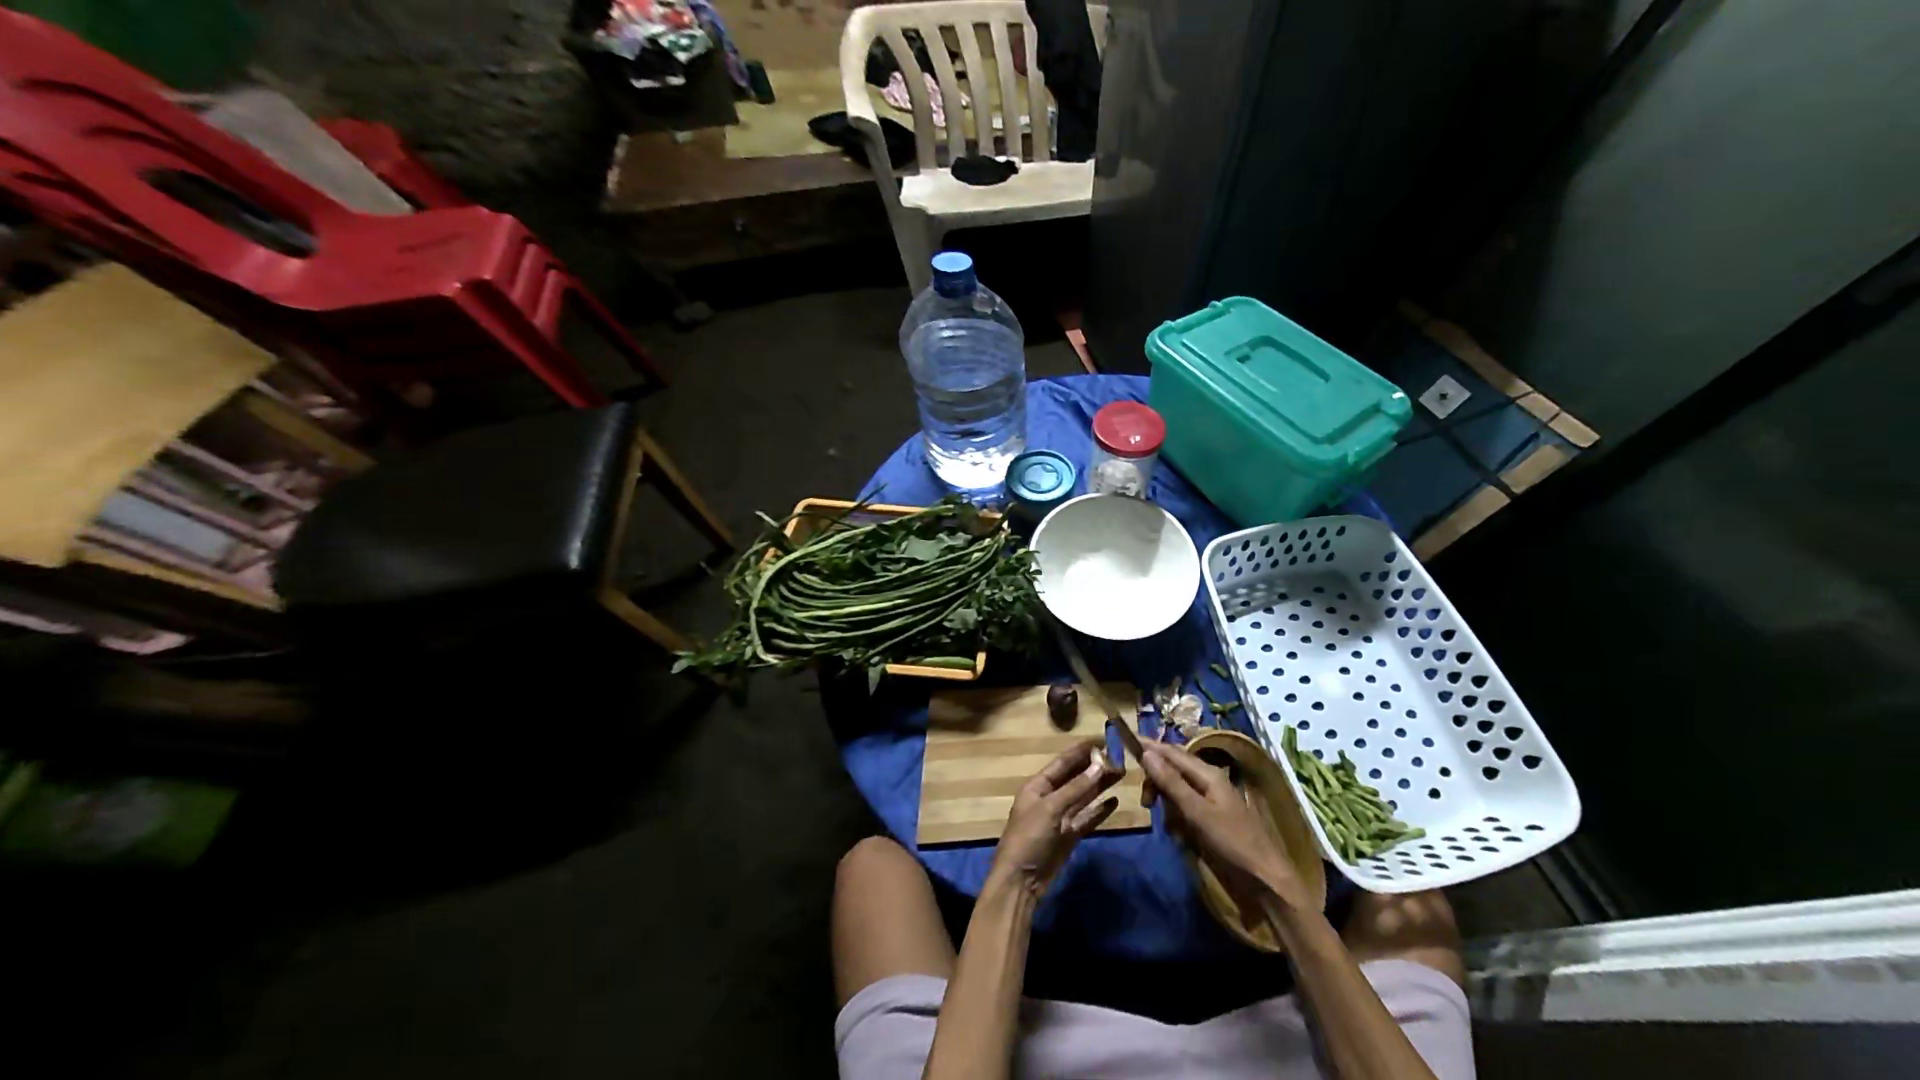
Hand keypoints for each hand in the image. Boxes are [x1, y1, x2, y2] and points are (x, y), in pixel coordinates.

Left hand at [990, 739, 1122, 895]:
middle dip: (1094, 768)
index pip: (1062, 762)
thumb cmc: (1029, 838)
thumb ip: (1075, 788)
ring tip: (1121, 773)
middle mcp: (1049, 798)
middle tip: (1119, 757)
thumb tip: (1098, 766)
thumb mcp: (1050, 808)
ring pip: (1083, 797)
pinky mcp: (1069, 835)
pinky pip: (1087, 818)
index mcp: (1037, 786)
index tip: (1102, 740)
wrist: (1022, 880)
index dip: (1081, 751)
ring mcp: (1060, 817)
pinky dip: (1100, 810)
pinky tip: (1115, 801)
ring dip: (1100, 786)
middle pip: (1075, 778)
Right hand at [1141, 742, 1312, 910]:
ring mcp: (1211, 799)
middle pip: (1173, 768)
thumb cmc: (1231, 841)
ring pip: (1176, 789)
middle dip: (1156, 781)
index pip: (1171, 752)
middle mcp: (1208, 780)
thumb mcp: (1196, 811)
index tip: (1126, 740)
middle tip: (1146, 802)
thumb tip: (1147, 752)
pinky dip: (1177, 816)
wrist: (1264, 877)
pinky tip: (1179, 833)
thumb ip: (1170, 782)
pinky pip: (1185, 807)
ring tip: (1167, 824)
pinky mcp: (1211, 816)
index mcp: (1207, 773)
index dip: (1149, 746)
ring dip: (1167, 802)